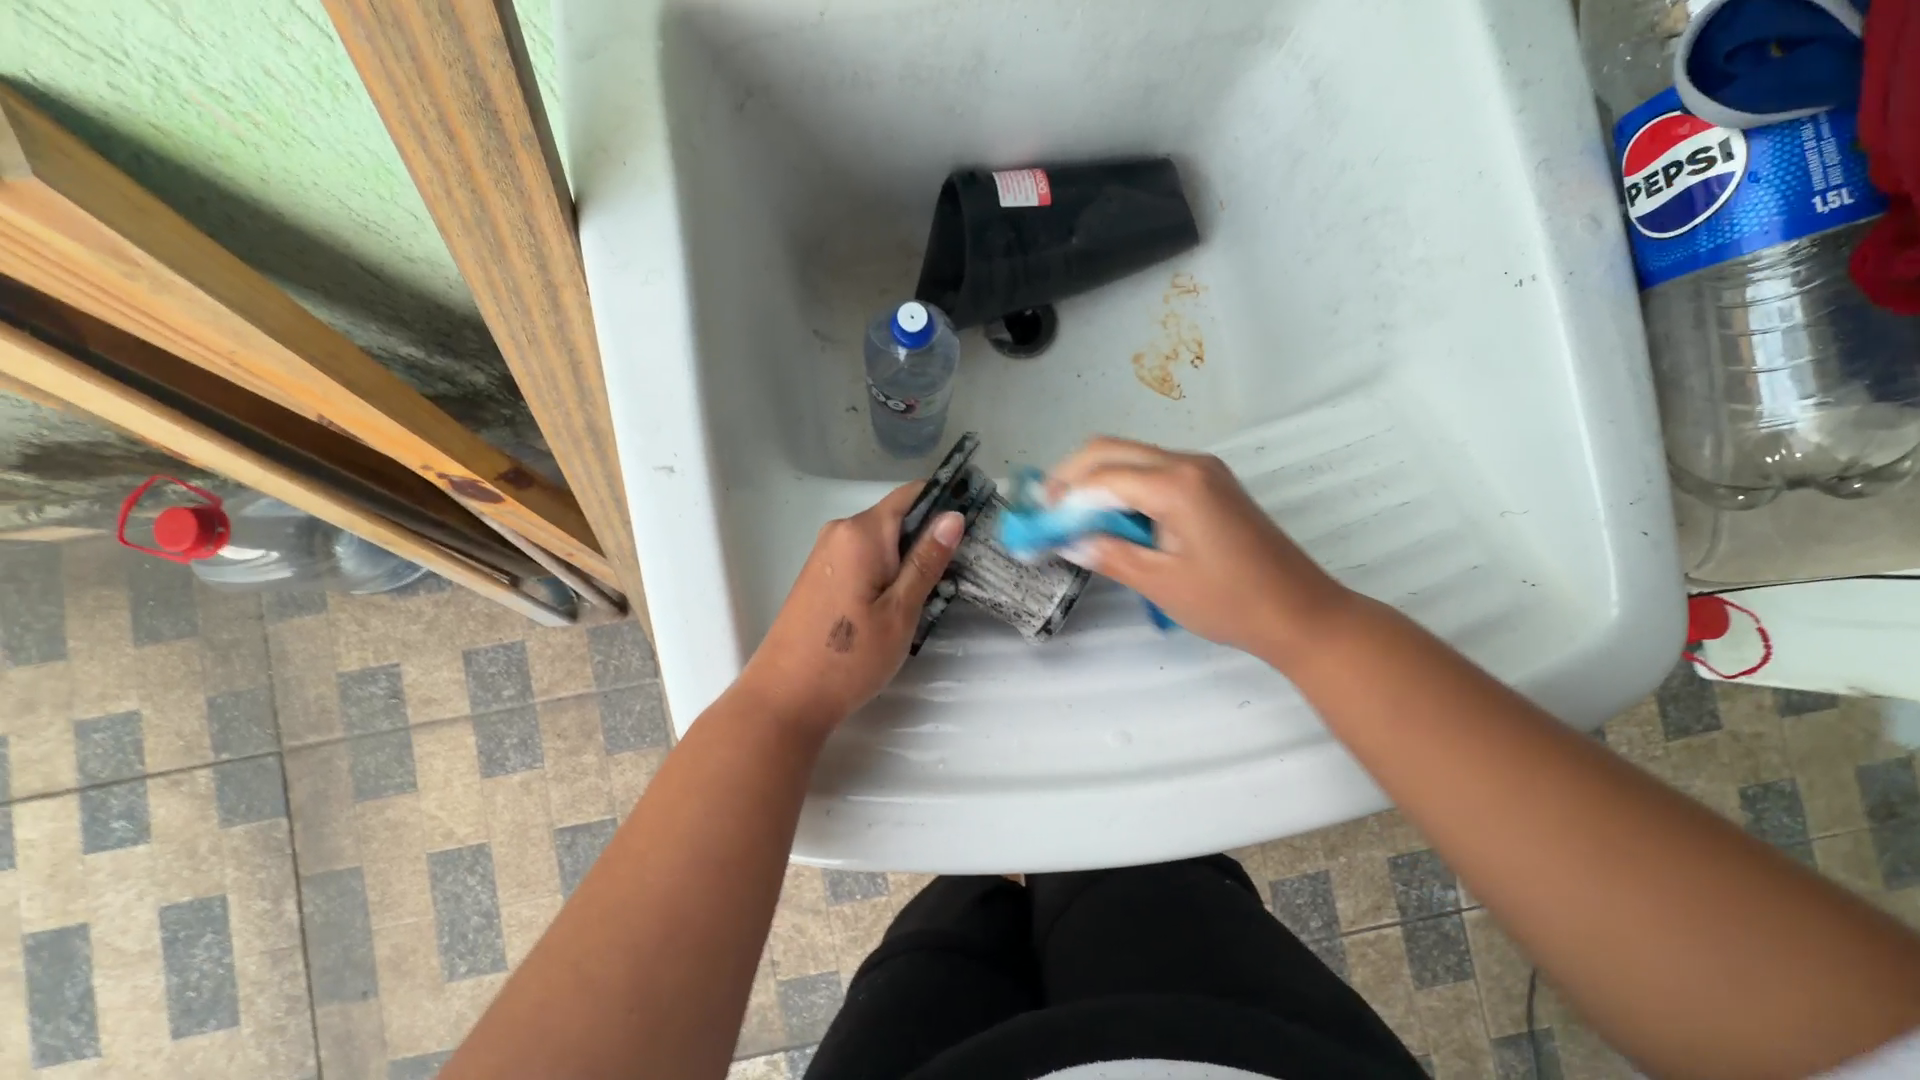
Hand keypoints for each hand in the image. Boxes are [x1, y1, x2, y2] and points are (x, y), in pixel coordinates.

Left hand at [737, 483, 963, 730]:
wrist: (786, 697)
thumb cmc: (849, 658)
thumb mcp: (900, 611)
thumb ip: (926, 560)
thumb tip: (953, 516)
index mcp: (861, 532)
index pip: (913, 494)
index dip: (947, 503)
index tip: (977, 524)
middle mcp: (841, 532)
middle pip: (898, 518)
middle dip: (930, 538)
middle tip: (961, 572)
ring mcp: (827, 554)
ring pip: (882, 542)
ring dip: (910, 559)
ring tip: (935, 594)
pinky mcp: (821, 576)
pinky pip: (865, 559)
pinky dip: (888, 572)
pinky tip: (900, 604)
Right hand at [1047, 437, 1355, 662]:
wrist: (1301, 612)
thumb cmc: (1232, 603)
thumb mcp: (1160, 582)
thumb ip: (1109, 554)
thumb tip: (1068, 540)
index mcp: (1176, 484)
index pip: (1101, 474)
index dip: (1062, 497)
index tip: (1036, 523)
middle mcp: (1188, 463)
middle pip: (1112, 450)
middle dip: (1072, 476)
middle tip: (1047, 513)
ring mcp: (1203, 470)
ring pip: (1132, 458)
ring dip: (1097, 481)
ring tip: (1073, 520)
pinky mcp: (1211, 484)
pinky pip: (1153, 473)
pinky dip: (1124, 489)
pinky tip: (1113, 521)